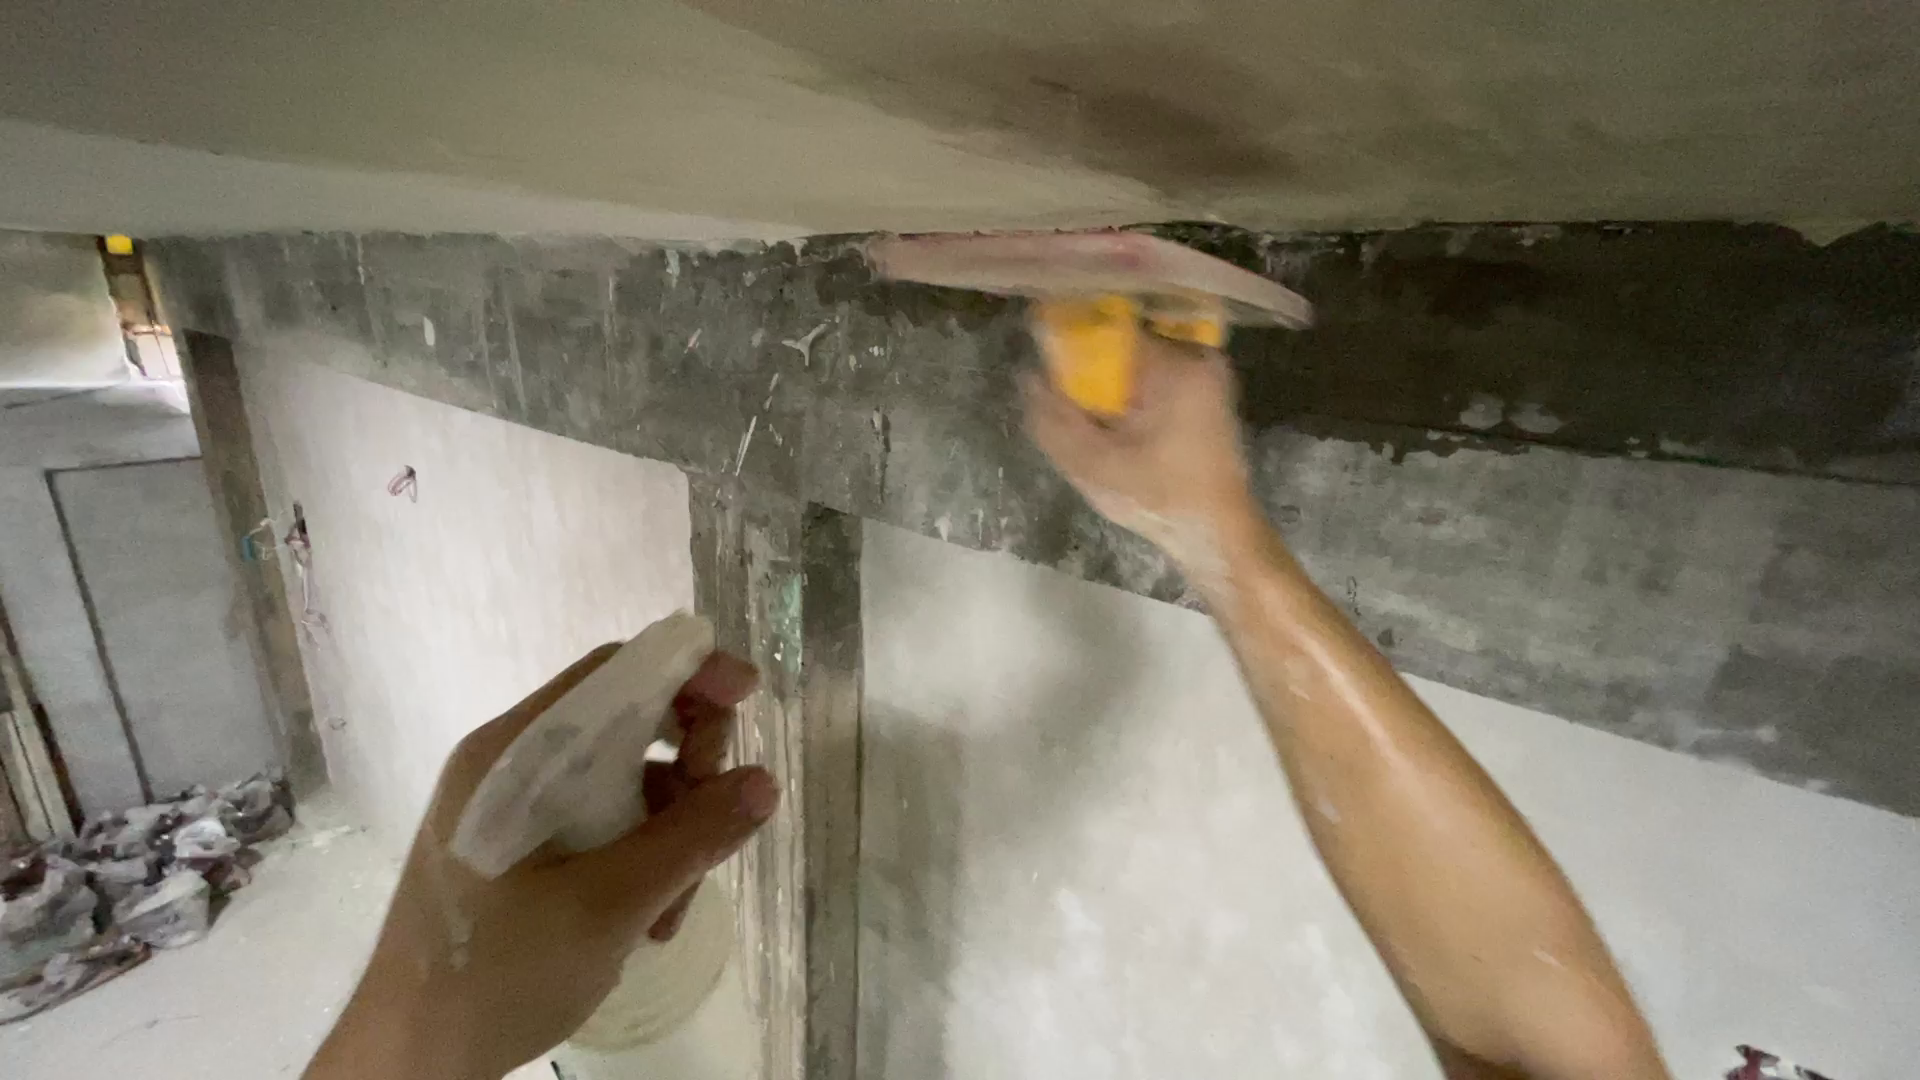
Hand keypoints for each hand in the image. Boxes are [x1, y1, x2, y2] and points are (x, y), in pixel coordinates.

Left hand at [305, 645, 780, 1079]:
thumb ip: (691, 837)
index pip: (617, 671)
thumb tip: (765, 782)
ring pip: (638, 773)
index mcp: (515, 752)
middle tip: (720, 814)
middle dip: (692, 759)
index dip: (689, 671)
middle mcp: (521, 761)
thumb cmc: (491, 979)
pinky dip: (653, 850)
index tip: (748, 692)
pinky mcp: (538, 840)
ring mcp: (528, 801)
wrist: (406, 1069)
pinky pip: (619, 816)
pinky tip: (656, 913)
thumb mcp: (607, 906)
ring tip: (677, 900)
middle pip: (636, 717)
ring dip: (679, 822)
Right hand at [1022, 328, 1263, 575]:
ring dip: (1113, 391)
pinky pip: (1157, 381)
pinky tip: (1124, 431)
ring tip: (1097, 425)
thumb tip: (1026, 377)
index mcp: (1175, 367)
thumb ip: (1053, 420)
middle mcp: (1198, 358)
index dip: (1073, 353)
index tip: (1052, 377)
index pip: (1108, 334)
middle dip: (1093, 376)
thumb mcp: (1093, 466)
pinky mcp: (1209, 394)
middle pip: (1124, 349)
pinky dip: (1134, 400)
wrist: (1217, 532)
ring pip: (1139, 366)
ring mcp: (1209, 375)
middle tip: (1075, 411)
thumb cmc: (1158, 499)